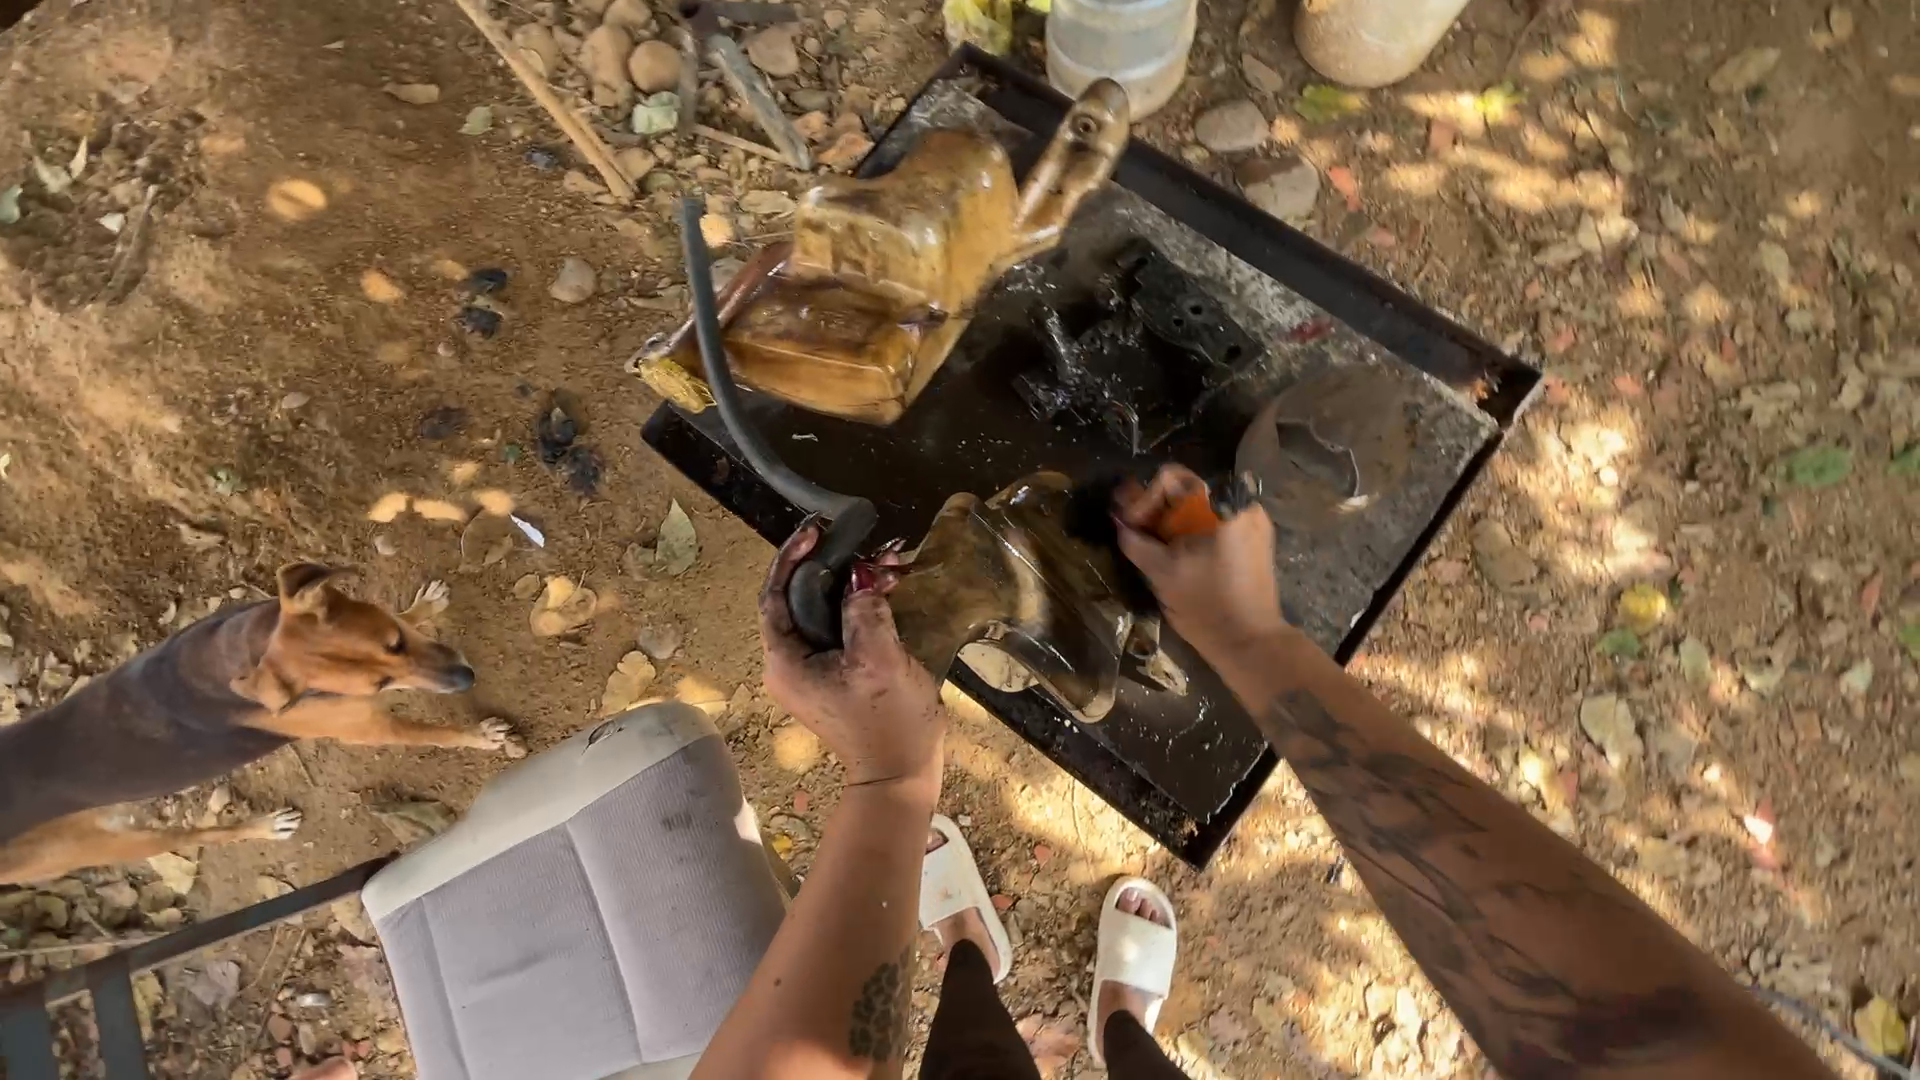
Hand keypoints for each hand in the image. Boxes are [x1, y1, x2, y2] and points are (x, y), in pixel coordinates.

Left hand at [759, 522, 946, 795]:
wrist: (902, 772)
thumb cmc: (888, 720)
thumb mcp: (879, 658)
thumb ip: (865, 609)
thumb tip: (861, 576)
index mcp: (786, 660)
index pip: (774, 595)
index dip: (791, 557)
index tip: (816, 530)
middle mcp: (790, 662)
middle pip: (802, 597)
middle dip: (835, 567)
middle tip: (868, 546)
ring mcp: (814, 669)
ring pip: (826, 610)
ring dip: (855, 584)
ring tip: (890, 564)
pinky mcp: (837, 672)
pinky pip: (842, 626)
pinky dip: (863, 605)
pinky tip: (890, 587)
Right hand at [1113, 465, 1292, 661]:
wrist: (1249, 641)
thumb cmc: (1204, 605)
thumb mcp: (1161, 571)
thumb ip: (1135, 540)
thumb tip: (1118, 521)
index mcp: (1221, 505)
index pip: (1171, 478)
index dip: (1145, 498)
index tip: (1133, 526)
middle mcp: (1242, 504)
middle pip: (1187, 490)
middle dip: (1157, 510)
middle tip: (1138, 535)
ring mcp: (1252, 522)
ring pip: (1201, 507)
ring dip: (1173, 522)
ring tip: (1155, 547)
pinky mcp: (1255, 541)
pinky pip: (1216, 523)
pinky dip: (1193, 532)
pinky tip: (1179, 555)